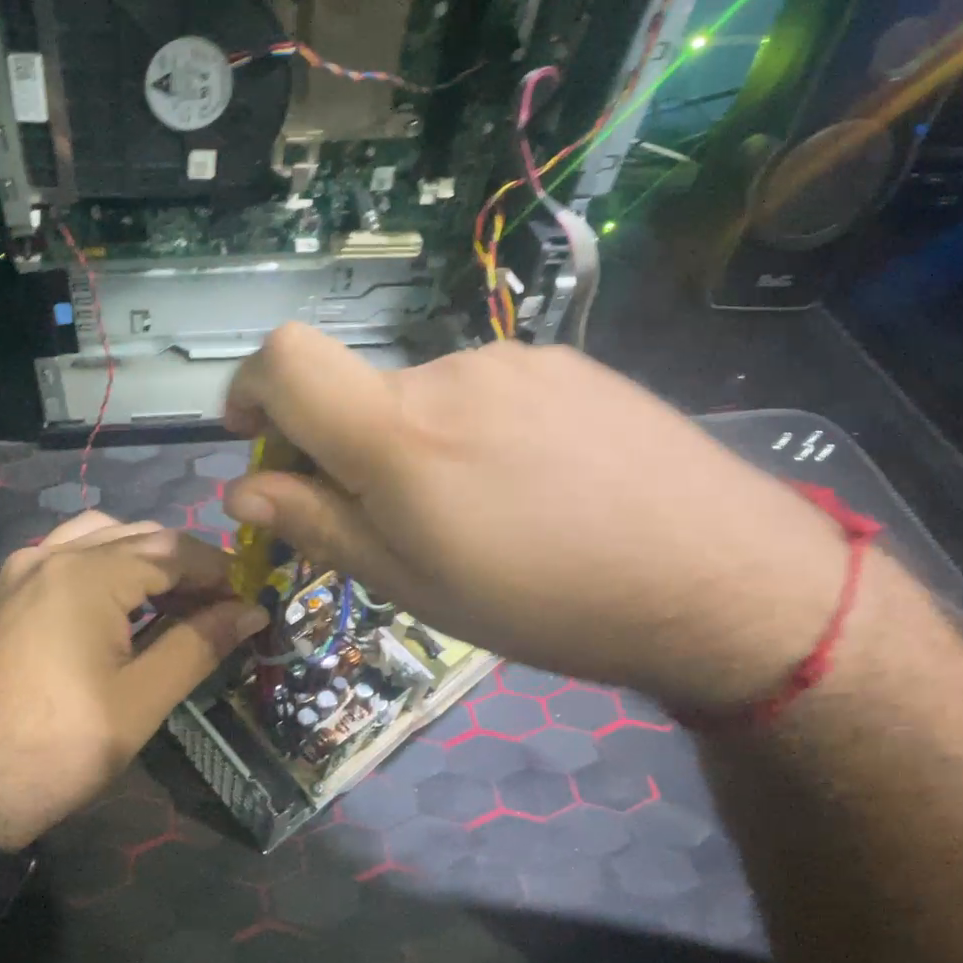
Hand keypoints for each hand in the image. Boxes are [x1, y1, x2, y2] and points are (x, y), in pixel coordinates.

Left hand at [0, 512, 268, 849]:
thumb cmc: (59, 749)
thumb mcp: (140, 700)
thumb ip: (198, 645)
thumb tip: (251, 612)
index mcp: (85, 574)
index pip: (172, 550)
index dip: (218, 572)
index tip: (250, 602)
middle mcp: (48, 556)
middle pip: (136, 535)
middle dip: (185, 564)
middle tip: (220, 605)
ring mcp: (18, 572)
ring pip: (97, 536)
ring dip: (142, 557)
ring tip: (173, 600)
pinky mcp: (1, 596)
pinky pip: (63, 557)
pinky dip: (102, 565)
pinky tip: (119, 607)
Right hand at [221, 323, 849, 713]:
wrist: (719, 580)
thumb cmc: (544, 604)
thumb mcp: (413, 585)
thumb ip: (320, 525)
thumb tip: (242, 487)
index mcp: (397, 433)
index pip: (285, 358)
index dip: (249, 388)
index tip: (257, 439)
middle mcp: (447, 373)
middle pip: (356, 391)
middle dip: (345, 449)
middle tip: (395, 525)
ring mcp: (513, 361)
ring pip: (422, 397)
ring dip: (416, 446)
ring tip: (481, 514)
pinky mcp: (567, 366)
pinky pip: (484, 391)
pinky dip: (473, 432)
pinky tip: (532, 487)